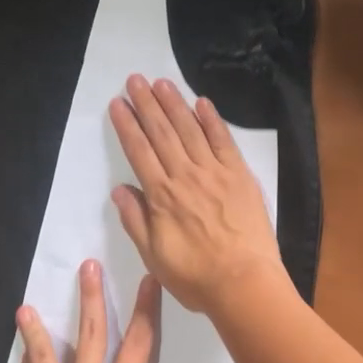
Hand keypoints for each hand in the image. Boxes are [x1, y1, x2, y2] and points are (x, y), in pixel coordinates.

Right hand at [108, 75, 285, 315]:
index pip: (139, 151)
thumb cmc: (196, 277)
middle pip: (162, 132)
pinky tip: (201, 102)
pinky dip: (212, 120)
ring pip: (190, 129)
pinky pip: (223, 140)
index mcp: (161, 196)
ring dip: (174, 104)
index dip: (127, 125)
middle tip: (135, 79)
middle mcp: (185, 175)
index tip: (118, 103)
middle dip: (146, 104)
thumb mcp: (154, 257)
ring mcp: (214, 171)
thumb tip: (119, 188)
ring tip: (161, 82)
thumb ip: (135, 220)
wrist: (245, 283)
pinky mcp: (239, 174)